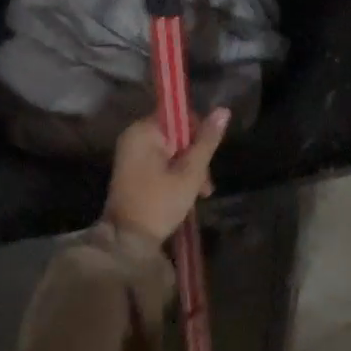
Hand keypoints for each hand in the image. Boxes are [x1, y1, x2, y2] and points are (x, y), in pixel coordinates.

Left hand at [103, 108, 230, 244]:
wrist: (127, 240)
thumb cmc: (159, 202)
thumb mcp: (190, 172)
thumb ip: (206, 141)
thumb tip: (223, 109)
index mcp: (143, 130)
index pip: (179, 116)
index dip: (198, 134)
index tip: (207, 159)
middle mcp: (134, 136)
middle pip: (176, 135)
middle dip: (195, 158)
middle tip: (205, 186)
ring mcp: (131, 153)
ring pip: (170, 151)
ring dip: (188, 169)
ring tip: (200, 194)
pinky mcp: (132, 170)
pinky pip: (159, 162)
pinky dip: (174, 174)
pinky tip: (186, 194)